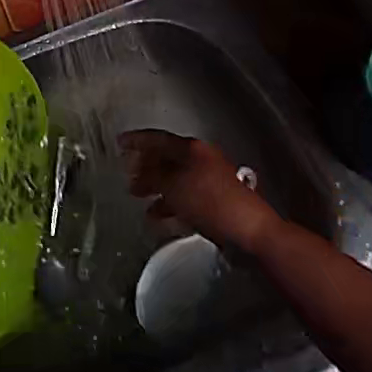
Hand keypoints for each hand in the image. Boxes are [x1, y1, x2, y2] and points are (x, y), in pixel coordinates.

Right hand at [117, 130, 280, 253]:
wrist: (252, 232)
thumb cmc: (209, 202)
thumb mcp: (172, 186)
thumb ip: (151, 176)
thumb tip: (138, 171)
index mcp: (192, 149)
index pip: (157, 139)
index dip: (136, 140)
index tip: (119, 142)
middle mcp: (201, 159)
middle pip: (166, 158)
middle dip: (145, 166)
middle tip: (126, 173)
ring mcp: (210, 179)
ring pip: (174, 178)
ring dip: (155, 187)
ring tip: (138, 197)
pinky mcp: (215, 200)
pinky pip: (185, 195)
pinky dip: (170, 202)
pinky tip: (158, 214)